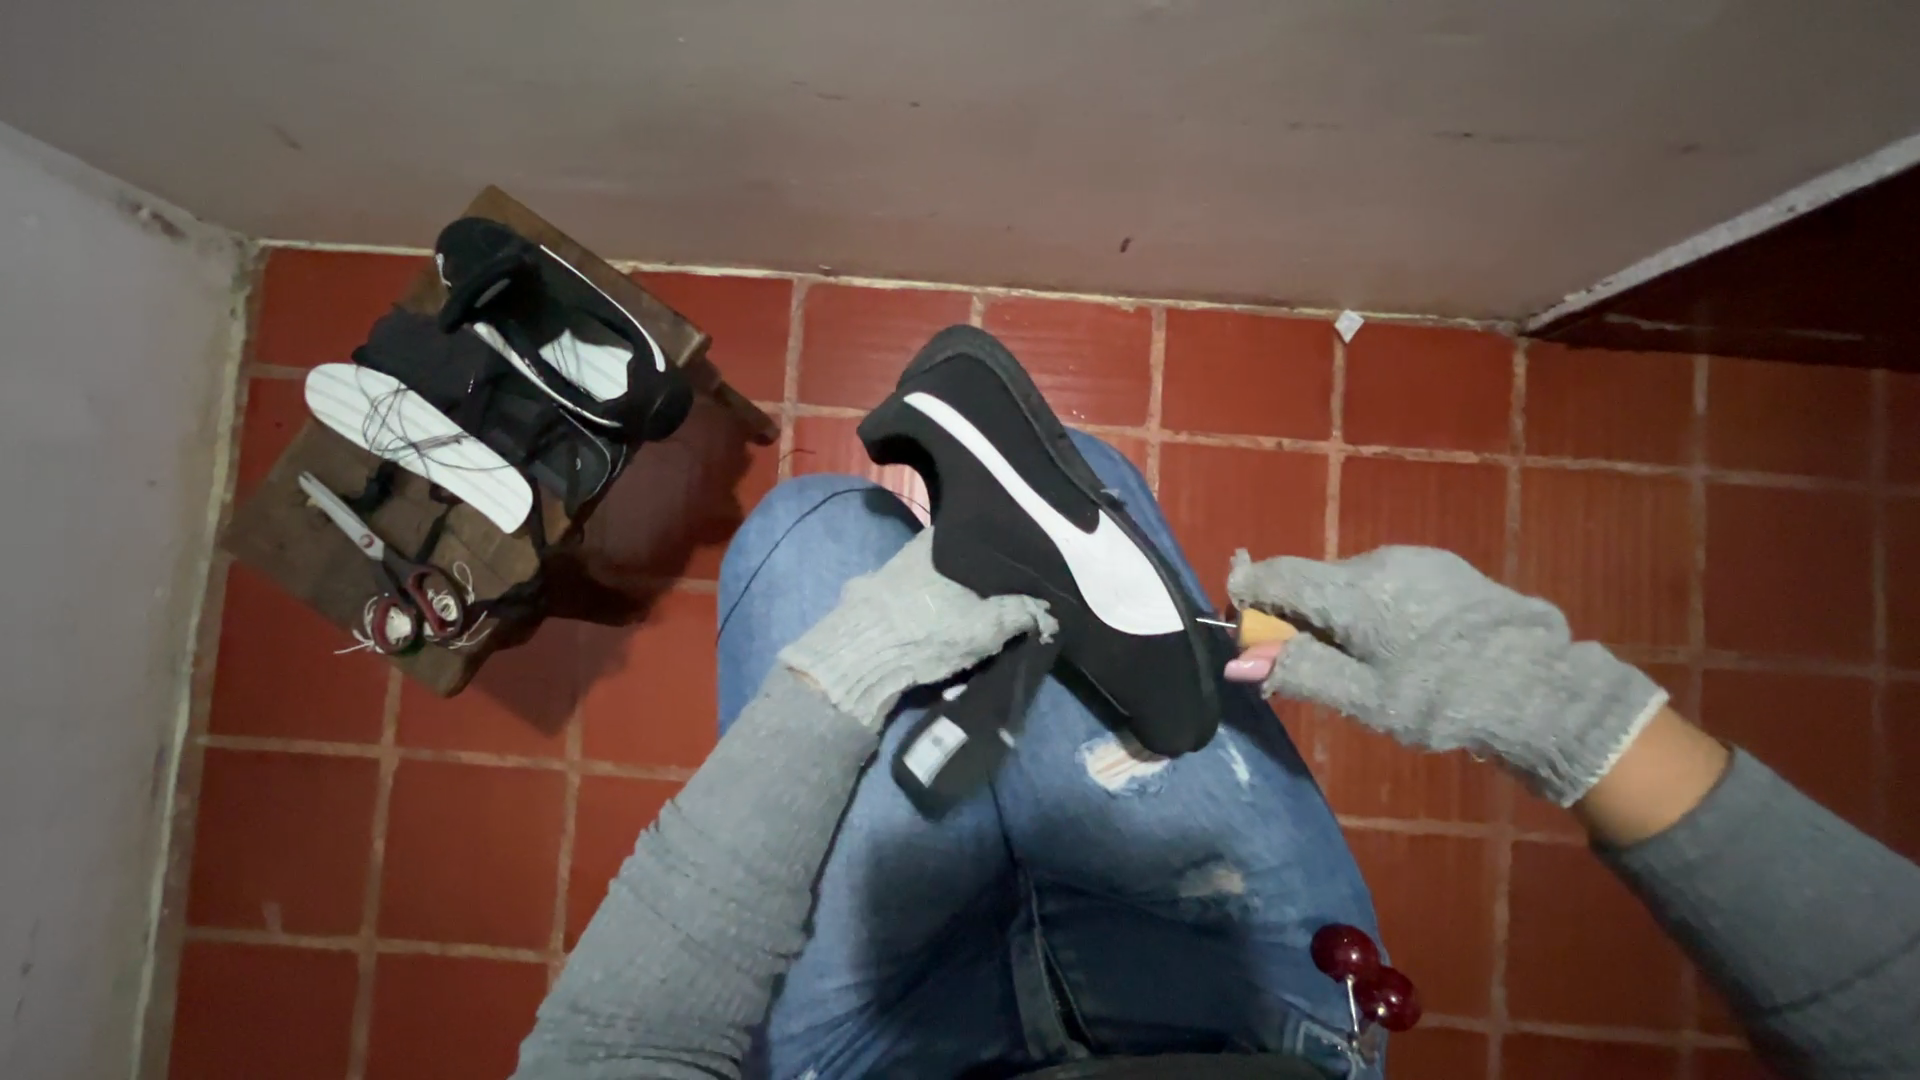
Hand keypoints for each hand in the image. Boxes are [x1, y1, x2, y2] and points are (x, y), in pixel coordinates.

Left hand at [778, 529, 1056, 729]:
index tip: (1011, 569)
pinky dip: (910, 617)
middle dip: (965, 581)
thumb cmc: (929, 631)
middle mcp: (907, 551)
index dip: (994, 552)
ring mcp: (880, 576)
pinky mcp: (860, 605)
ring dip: (937, 603)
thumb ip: (1021, 613)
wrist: (859, 661)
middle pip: (947, 561)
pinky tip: (920, 635)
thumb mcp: (987, 625)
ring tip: (957, 625)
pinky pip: (896, 606)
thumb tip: (1047, 611)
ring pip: (921, 584)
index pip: (973, 534)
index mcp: (937, 542)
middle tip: (989, 603)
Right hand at [1225, 546, 1666, 806]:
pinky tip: (1401, 644)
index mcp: (1352, 591)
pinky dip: (1370, 609)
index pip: (1272, 576)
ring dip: (1336, 615)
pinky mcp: (1442, 567)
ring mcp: (1413, 560)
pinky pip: (1383, 582)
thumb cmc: (1442, 701)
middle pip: (1310, 582)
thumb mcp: (1364, 699)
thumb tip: (1235, 661)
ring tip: (1365, 662)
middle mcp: (1376, 562)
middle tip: (1313, 666)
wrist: (1548, 693)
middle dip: (1296, 618)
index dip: (1248, 599)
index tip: (1249, 636)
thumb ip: (1298, 671)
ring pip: (1346, 583)